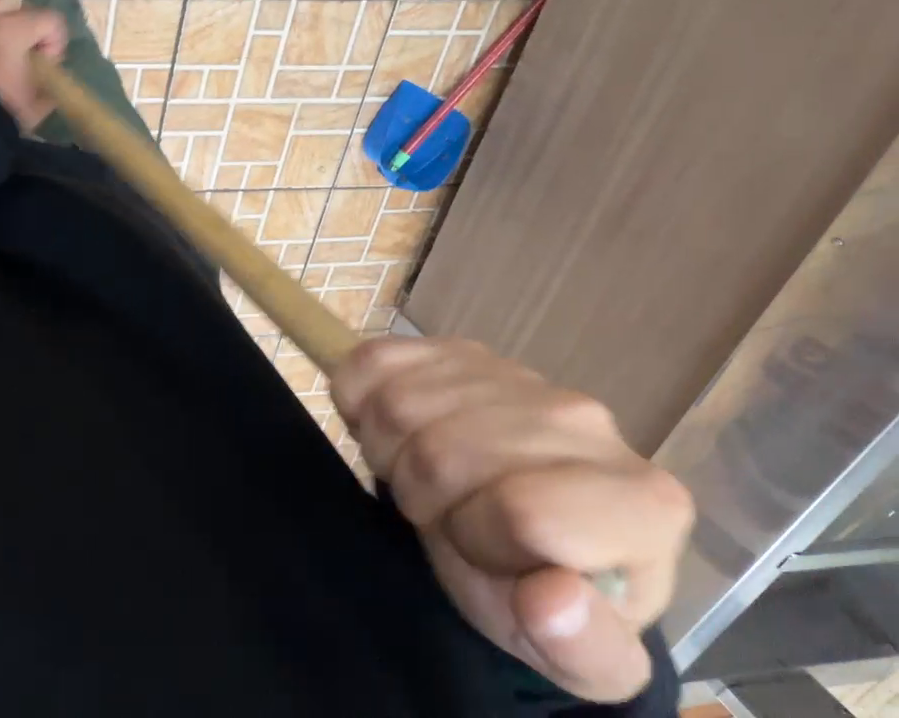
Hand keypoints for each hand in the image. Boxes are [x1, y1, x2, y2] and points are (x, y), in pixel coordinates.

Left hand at [0, 0, 67, 132]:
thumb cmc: (8, 109)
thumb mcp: (42, 99)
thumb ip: (53, 80)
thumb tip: (51, 77)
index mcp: (16, 30)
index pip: (52, 20)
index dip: (57, 43)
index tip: (49, 66)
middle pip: (25, 9)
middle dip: (35, 30)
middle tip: (34, 56)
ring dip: (12, 26)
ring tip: (13, 51)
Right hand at [330, 338, 693, 703]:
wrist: (517, 523)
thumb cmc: (541, 585)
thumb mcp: (575, 653)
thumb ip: (584, 648)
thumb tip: (552, 598)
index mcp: (641, 502)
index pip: (522, 511)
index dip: (481, 541)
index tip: (491, 553)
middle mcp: (585, 421)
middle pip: (443, 454)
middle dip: (421, 499)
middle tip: (443, 517)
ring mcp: (512, 374)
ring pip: (398, 405)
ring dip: (387, 453)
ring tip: (420, 477)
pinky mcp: (450, 346)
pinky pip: (371, 362)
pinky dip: (358, 401)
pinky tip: (395, 431)